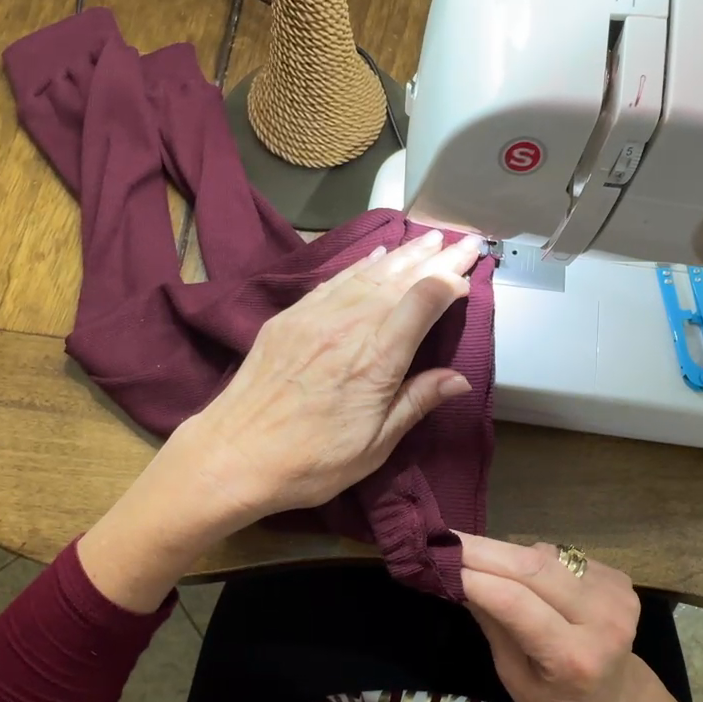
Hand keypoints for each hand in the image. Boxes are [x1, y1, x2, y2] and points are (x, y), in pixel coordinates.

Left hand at [167, 230, 482, 524]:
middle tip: (462, 241)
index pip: (424, 301)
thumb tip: (459, 378)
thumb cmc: (311, 462)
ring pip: (367, 273)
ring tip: (426, 239)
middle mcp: (349, 326)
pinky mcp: (289, 319)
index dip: (450, 281)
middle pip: (400, 279)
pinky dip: (359, 265)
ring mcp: (315, 317)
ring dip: (401, 254)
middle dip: (435, 258)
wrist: (233, 455)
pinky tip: (373, 256)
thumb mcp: (375, 445)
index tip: (469, 273)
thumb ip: (416, 402)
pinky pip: (333, 280)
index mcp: (378, 359)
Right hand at [458, 533, 671, 701]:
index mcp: (573, 658)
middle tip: (444, 539)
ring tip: (478, 560)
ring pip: (546, 554)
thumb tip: (454, 576)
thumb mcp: (514, 677)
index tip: (437, 559)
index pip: (515, 602)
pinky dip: (533, 559)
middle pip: (533, 568)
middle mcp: (603, 621)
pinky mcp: (619, 579)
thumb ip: (492, 623)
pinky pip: (562, 556)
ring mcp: (617, 595)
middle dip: (483, 550)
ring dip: (507, 553)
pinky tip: (525, 575)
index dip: (474, 576)